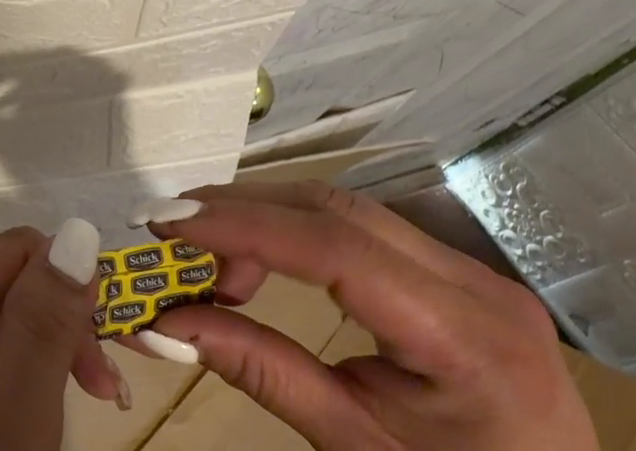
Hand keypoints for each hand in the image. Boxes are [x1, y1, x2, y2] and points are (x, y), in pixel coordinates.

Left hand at [0, 220, 130, 450]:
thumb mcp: (16, 405)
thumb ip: (44, 318)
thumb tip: (78, 230)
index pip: (19, 250)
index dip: (71, 288)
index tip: (109, 349)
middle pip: (15, 279)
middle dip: (66, 325)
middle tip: (105, 390)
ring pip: (12, 310)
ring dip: (56, 349)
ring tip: (92, 399)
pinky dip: (31, 366)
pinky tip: (49, 401)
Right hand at [131, 181, 597, 450]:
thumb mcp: (352, 445)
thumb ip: (258, 370)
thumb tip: (158, 323)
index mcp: (466, 339)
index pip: (336, 249)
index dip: (241, 226)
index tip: (163, 221)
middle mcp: (477, 286)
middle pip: (337, 210)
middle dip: (242, 209)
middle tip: (169, 229)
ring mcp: (472, 273)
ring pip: (345, 208)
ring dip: (264, 214)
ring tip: (206, 253)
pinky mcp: (456, 275)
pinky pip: (361, 228)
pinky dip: (295, 230)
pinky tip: (259, 258)